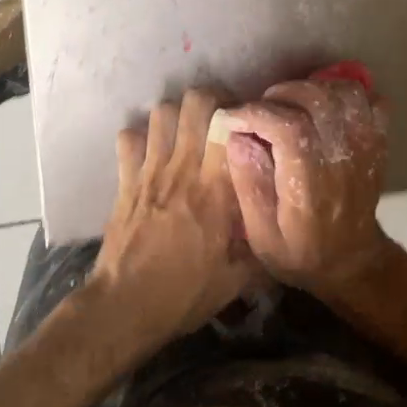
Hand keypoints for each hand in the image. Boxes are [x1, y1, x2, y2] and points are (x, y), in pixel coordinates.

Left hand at [87, 89, 254, 345]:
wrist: (126, 306)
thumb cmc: (184, 295)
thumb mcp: (236, 280)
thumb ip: (259, 250)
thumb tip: (281, 234)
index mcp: (215, 191)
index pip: (231, 128)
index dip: (243, 115)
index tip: (251, 123)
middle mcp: (183, 169)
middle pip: (195, 104)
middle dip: (210, 100)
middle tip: (219, 116)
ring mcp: (150, 171)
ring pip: (161, 112)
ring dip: (176, 114)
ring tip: (186, 129)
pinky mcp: (125, 181)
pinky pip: (128, 138)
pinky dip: (139, 137)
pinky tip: (150, 151)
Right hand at [218, 79, 390, 292]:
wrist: (350, 262)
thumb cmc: (299, 252)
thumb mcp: (261, 236)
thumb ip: (249, 186)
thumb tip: (238, 138)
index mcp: (310, 187)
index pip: (290, 129)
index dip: (256, 113)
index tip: (232, 118)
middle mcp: (342, 161)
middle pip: (318, 100)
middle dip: (280, 94)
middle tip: (260, 110)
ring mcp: (366, 148)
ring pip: (345, 93)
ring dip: (312, 88)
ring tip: (289, 105)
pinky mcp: (378, 142)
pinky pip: (371, 100)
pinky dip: (345, 94)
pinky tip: (322, 109)